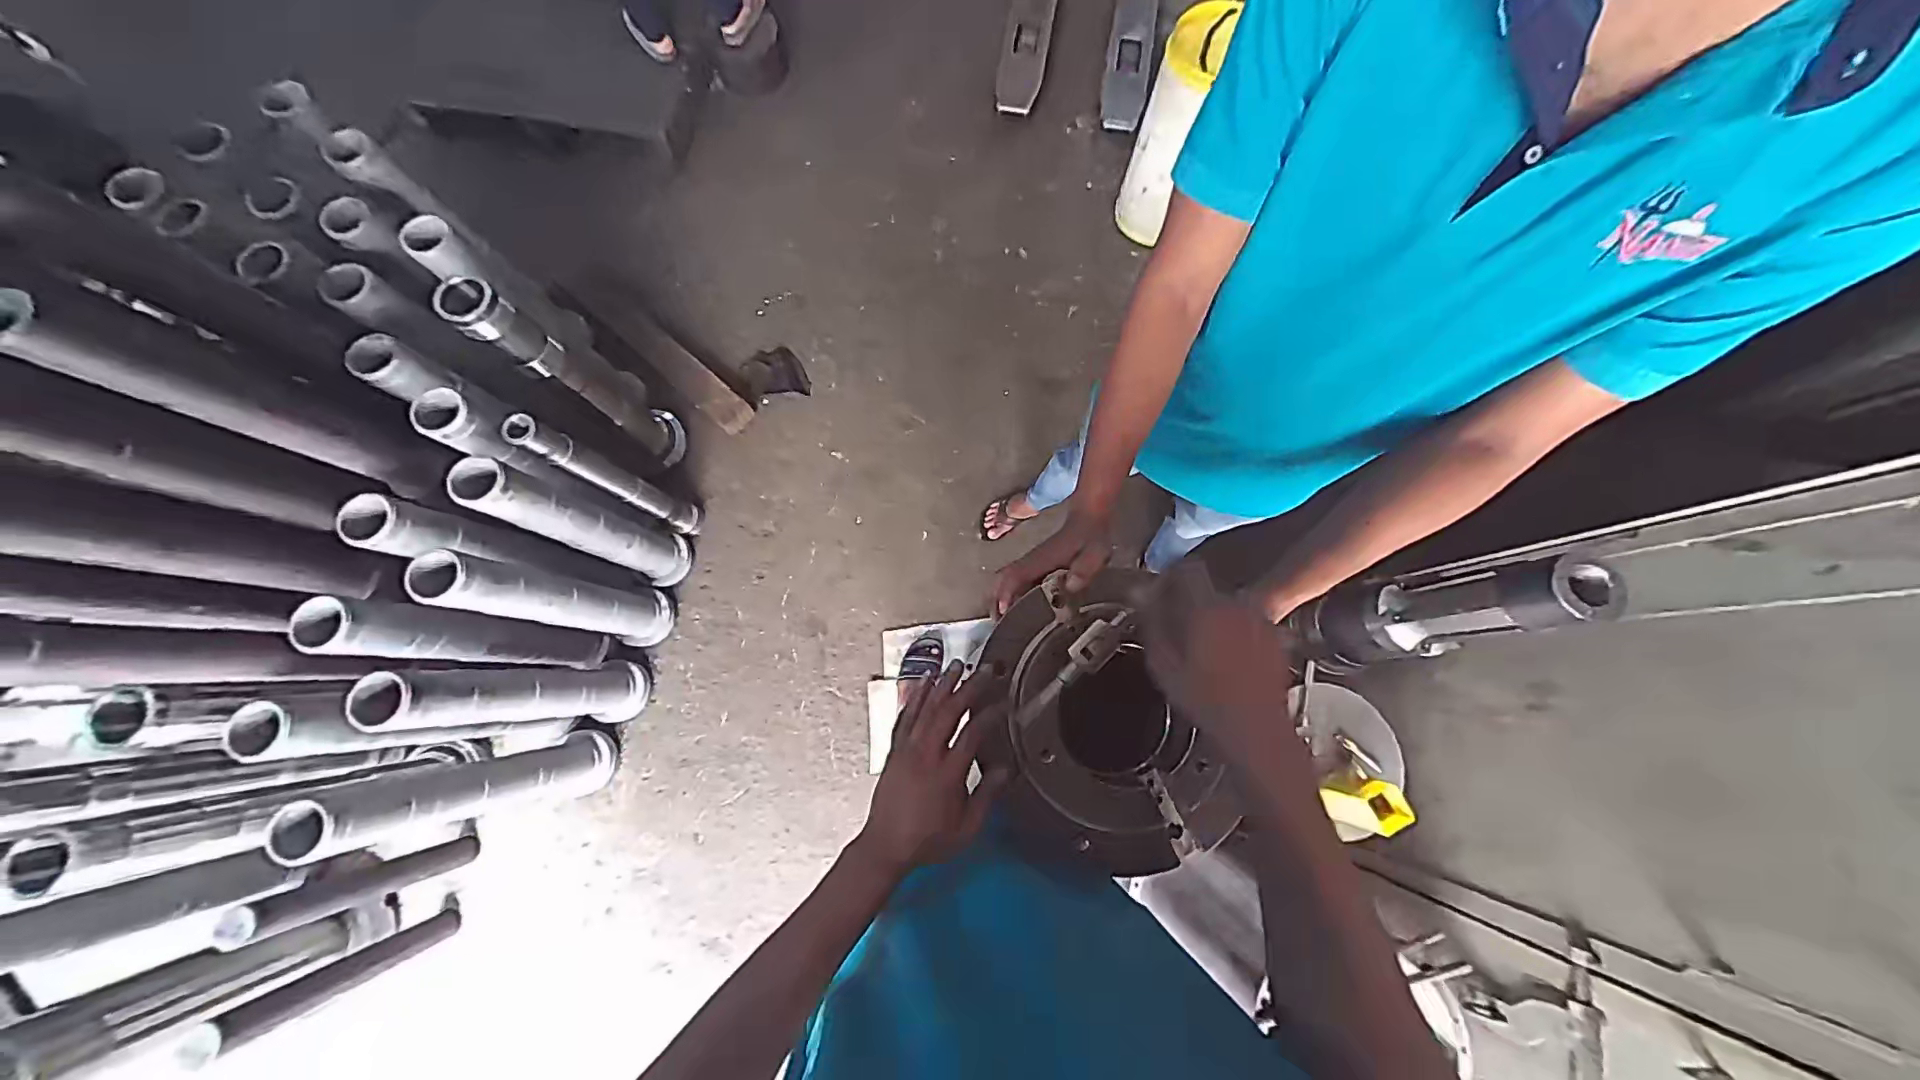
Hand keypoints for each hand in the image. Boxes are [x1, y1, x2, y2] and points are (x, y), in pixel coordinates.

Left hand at [852, 662, 1010, 876]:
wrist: (884, 846)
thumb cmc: (926, 841)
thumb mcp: (966, 828)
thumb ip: (987, 796)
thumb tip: (1005, 770)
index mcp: (946, 774)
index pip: (971, 734)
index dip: (989, 715)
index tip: (1003, 703)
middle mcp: (924, 755)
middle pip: (948, 712)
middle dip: (968, 688)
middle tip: (983, 671)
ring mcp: (906, 750)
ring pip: (926, 708)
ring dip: (942, 684)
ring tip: (955, 666)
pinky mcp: (894, 750)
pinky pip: (905, 716)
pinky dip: (915, 696)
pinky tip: (922, 683)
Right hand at [991, 511, 1113, 614]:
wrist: (1088, 518)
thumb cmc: (1090, 536)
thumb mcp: (1094, 553)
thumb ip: (1084, 570)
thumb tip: (1070, 585)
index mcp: (1043, 559)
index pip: (1016, 575)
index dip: (1007, 592)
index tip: (1003, 610)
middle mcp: (1033, 560)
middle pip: (1004, 578)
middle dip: (996, 599)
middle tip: (998, 623)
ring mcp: (1033, 561)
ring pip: (1006, 578)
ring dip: (1000, 596)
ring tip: (1002, 619)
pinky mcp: (1036, 564)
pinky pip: (1015, 579)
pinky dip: (1009, 592)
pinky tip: (1016, 606)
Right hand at [1139, 562, 1299, 754]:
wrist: (1256, 729)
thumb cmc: (1204, 699)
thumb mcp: (1164, 664)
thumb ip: (1151, 621)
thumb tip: (1139, 593)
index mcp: (1208, 607)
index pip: (1189, 569)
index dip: (1171, 576)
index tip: (1159, 593)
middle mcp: (1238, 606)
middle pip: (1208, 589)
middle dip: (1190, 602)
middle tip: (1175, 627)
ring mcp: (1261, 621)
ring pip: (1229, 606)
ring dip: (1213, 617)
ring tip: (1201, 646)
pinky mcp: (1276, 638)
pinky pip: (1248, 623)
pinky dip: (1234, 631)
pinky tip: (1225, 658)